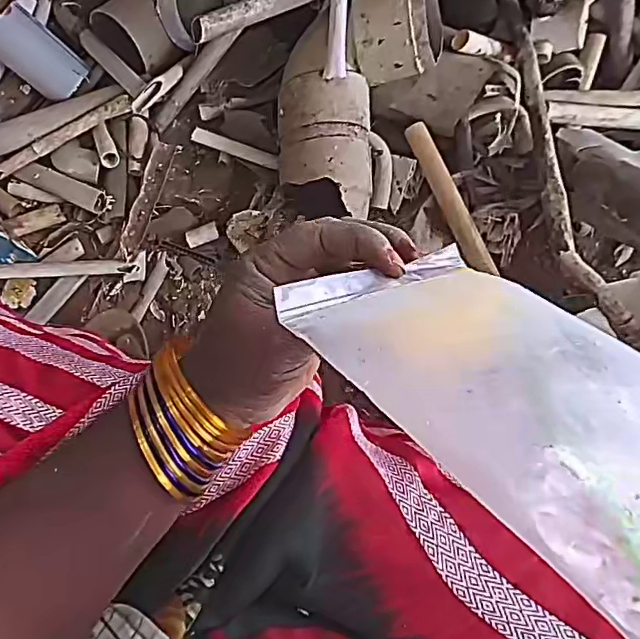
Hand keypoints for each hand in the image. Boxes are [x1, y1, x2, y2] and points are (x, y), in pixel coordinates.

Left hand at [178, 219, 416, 425]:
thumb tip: (367, 302)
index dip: (358, 240)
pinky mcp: (316, 315)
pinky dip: (374, 295)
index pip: (317, 235)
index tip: (390, 261)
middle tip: (414, 261)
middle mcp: (285, 271)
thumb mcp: (276, 340)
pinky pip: (349, 294)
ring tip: (415, 276)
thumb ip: (319, 316)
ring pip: (348, 266)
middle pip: (338, 243)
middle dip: (378, 245)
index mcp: (265, 265)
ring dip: (381, 268)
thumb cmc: (235, 369)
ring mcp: (302, 292)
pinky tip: (398, 300)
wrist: (224, 403)